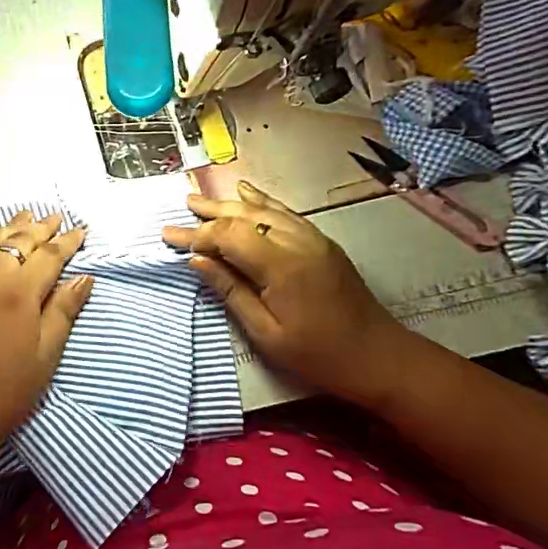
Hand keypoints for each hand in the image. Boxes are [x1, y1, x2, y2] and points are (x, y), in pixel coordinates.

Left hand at [0, 211, 92, 453]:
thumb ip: (64, 310)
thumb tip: (83, 278)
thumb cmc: (6, 390)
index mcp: (20, 292)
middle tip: (57, 218)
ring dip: (11, 227)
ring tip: (26, 216)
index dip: (68, 242)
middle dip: (41, 228)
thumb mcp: (46, 355)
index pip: (50, 255)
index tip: (82, 231)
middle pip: (19, 241)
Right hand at [163, 181, 423, 404]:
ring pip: (265, 210)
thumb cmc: (318, 355)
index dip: (198, 235)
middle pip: (246, 216)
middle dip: (211, 212)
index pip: (230, 236)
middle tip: (182, 205)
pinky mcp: (322, 242)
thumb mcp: (266, 333)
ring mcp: (313, 238)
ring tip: (201, 199)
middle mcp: (297, 242)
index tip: (170, 237)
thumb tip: (198, 261)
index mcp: (282, 266)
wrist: (378, 355)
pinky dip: (262, 202)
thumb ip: (231, 291)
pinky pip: (286, 213)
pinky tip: (247, 193)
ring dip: (231, 204)